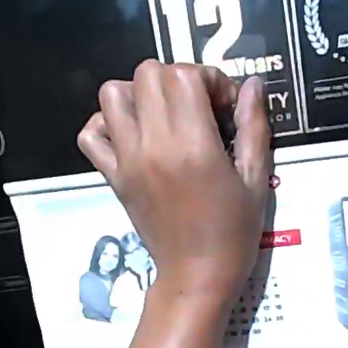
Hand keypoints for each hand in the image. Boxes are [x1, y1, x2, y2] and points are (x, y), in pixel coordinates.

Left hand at [78, 62, 271, 303]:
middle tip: (199, 107)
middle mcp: (153, 145)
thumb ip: (254, 127)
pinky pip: (91, 134)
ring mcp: (127, 160)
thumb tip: (252, 85)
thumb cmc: (235, 231)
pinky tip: (134, 135)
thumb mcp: (256, 179)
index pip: (184, 75)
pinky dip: (107, 123)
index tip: (225, 105)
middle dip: (178, 79)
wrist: (197, 274)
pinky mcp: (113, 176)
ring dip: (141, 94)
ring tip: (166, 116)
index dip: (209, 78)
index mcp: (193, 145)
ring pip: (113, 94)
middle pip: (148, 74)